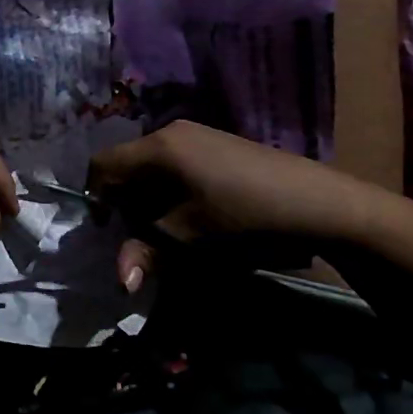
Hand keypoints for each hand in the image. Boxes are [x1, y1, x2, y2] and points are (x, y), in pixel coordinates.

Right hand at [88, 121, 389, 290]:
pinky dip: (171, 188)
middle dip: (125, 200)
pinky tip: (195, 212)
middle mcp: (171, 131)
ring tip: (169, 227)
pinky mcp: (216, 143)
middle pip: (127, 163)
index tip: (106, 228)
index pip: (104, 163)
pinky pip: (175, 162)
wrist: (317, 202)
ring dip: (149, 197)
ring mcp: (196, 134)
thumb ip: (147, 251)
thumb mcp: (191, 237)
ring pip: (152, 165)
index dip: (95, 195)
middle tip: (140, 233)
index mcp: (158, 147)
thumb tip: (120, 282)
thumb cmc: (244, 215)